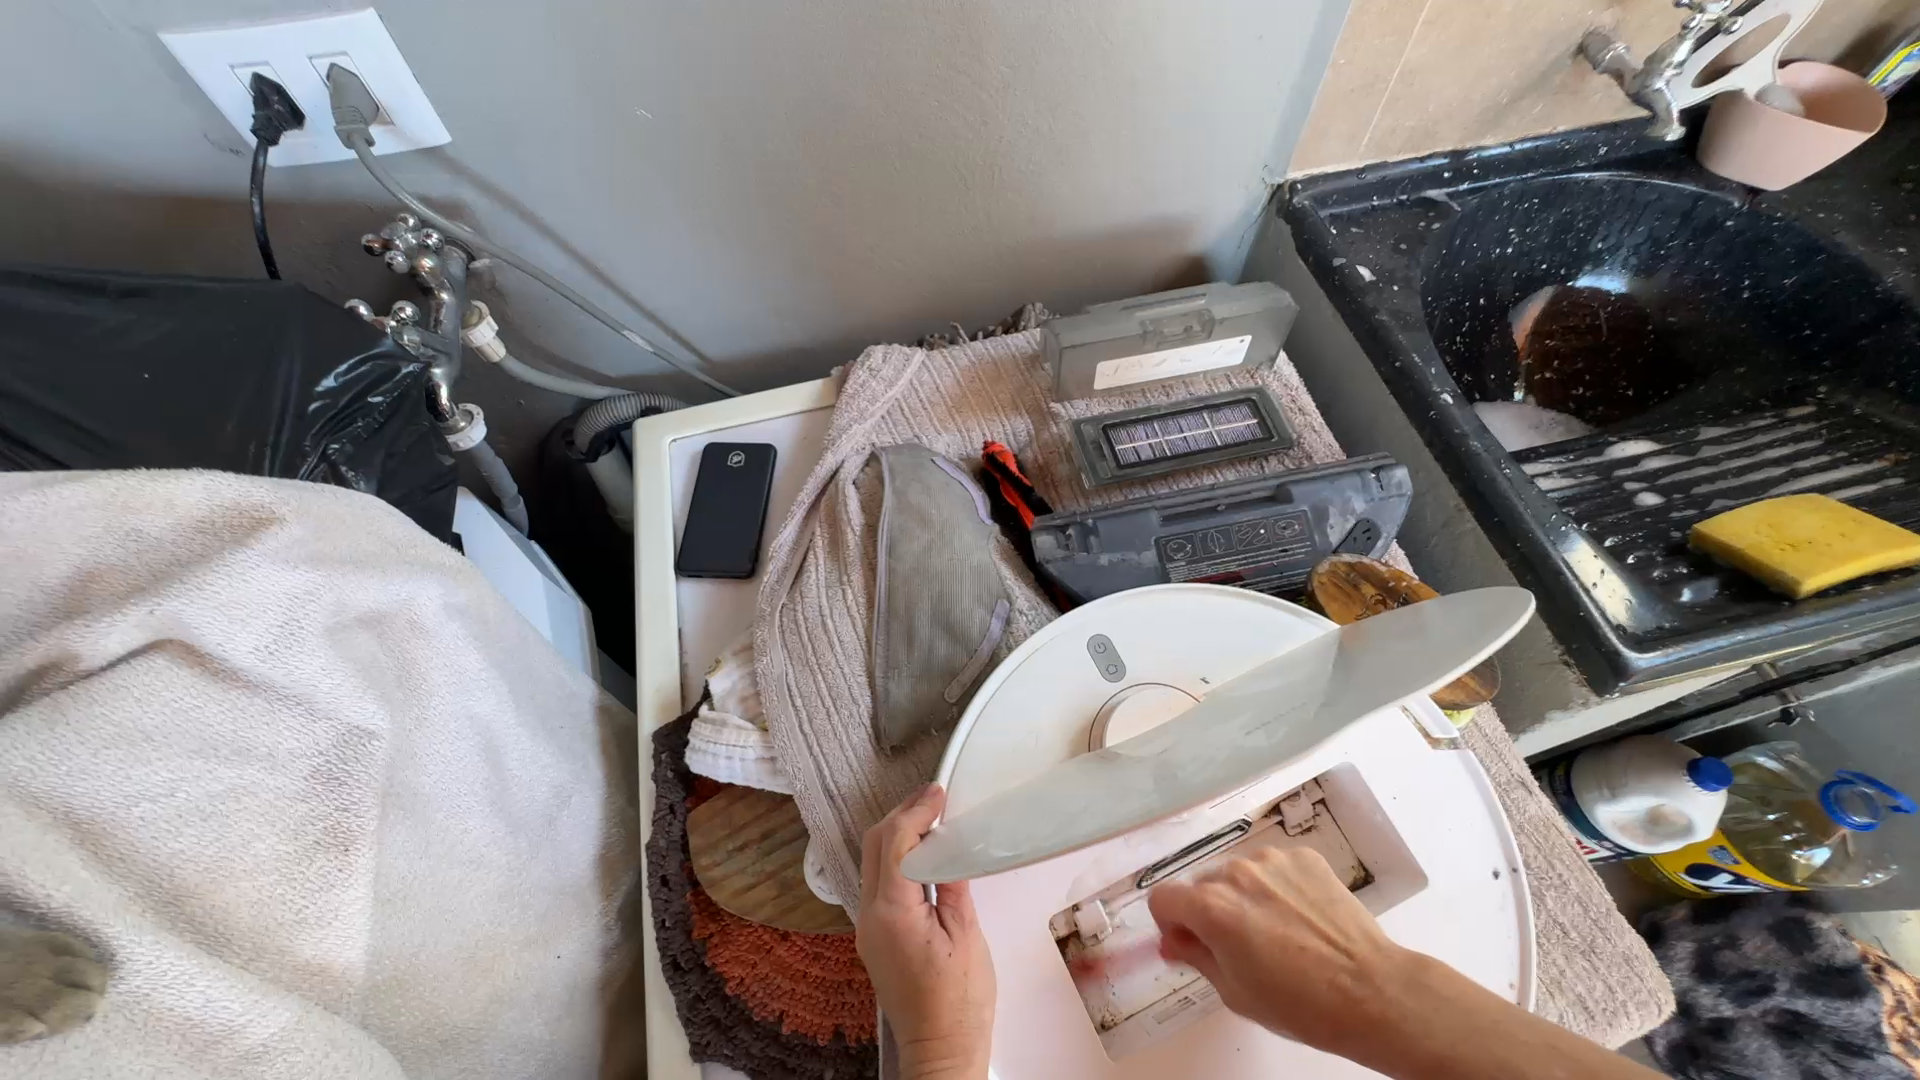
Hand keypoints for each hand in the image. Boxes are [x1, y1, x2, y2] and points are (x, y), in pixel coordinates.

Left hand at [856, 785, 994, 1079]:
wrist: (941, 1052)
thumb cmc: (959, 1002)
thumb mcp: (966, 935)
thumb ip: (952, 883)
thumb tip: (947, 844)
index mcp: (892, 912)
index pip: (895, 842)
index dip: (916, 810)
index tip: (939, 791)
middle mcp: (869, 916)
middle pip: (874, 845)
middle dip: (902, 814)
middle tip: (934, 797)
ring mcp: (867, 927)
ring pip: (872, 861)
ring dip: (897, 833)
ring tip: (931, 817)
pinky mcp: (875, 936)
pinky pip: (879, 881)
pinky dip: (897, 857)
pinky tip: (922, 852)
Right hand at [1148, 846, 1404, 1059]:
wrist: (1373, 992)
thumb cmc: (1300, 1005)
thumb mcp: (1234, 992)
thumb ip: (1194, 956)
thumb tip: (1172, 940)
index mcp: (1211, 908)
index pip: (1163, 898)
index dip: (1171, 923)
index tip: (1191, 942)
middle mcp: (1234, 873)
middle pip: (1201, 885)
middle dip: (1210, 911)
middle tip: (1241, 945)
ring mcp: (1271, 860)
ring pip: (1238, 874)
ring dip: (1244, 895)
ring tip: (1277, 930)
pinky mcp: (1303, 856)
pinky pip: (1273, 868)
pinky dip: (1277, 886)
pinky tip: (1300, 916)